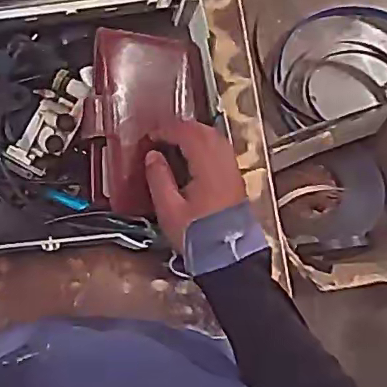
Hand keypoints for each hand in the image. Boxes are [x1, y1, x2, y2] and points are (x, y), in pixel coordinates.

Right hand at [143, 118, 249, 252]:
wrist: (228, 259)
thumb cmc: (196, 236)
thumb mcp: (169, 209)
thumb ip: (158, 178)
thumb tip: (152, 155)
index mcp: (208, 169)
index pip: (189, 136)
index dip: (168, 130)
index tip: (151, 134)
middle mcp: (224, 166)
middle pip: (206, 132)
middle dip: (182, 127)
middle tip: (161, 132)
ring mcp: (233, 173)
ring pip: (217, 139)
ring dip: (195, 134)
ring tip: (175, 140)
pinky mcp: (236, 182)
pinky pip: (221, 151)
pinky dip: (205, 145)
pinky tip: (192, 155)